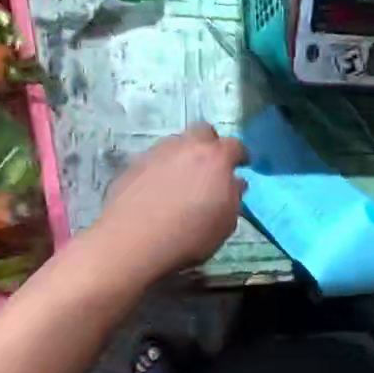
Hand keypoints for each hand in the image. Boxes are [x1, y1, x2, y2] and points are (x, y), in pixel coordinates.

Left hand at [86, 123, 246, 281]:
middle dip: (209, 144)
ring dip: (182, 155)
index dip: (240, 155)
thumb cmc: (190, 235)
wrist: (134, 241)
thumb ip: (233, 197)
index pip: (235, 145)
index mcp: (215, 158)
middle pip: (202, 131)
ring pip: (174, 143)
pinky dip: (159, 170)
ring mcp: (156, 153)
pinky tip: (156, 190)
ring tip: (180, 179)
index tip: (242, 166)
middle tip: (209, 166)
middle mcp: (185, 147)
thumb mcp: (225, 223)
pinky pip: (152, 160)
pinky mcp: (132, 165)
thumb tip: (234, 182)